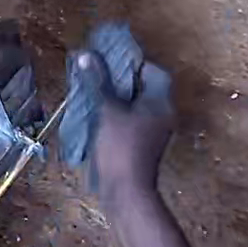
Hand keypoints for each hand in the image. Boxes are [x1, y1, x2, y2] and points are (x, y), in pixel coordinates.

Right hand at [73, 50, 174, 202]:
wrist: (126, 192)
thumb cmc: (121, 147)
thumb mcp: (108, 110)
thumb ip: (99, 81)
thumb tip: (85, 54)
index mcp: (161, 102)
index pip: (155, 72)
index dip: (135, 63)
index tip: (112, 59)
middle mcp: (162, 114)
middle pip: (145, 87)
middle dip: (122, 79)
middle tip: (98, 71)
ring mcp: (153, 131)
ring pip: (136, 104)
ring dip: (117, 96)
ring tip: (93, 89)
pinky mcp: (141, 144)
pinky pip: (131, 120)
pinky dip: (117, 113)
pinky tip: (96, 112)